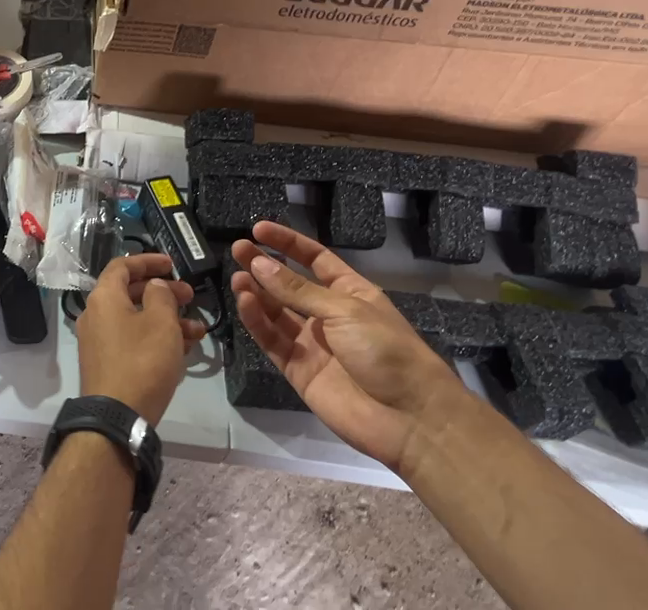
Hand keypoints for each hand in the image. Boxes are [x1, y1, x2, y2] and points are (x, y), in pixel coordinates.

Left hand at [75, 254, 206, 423]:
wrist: (116, 417)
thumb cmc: (141, 361)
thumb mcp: (160, 322)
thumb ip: (161, 296)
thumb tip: (155, 285)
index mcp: (104, 297)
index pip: (122, 266)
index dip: (148, 261)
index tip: (172, 264)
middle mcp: (95, 314)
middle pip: (131, 293)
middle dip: (163, 293)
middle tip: (191, 297)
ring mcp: (99, 341)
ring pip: (136, 319)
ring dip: (166, 319)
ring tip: (197, 330)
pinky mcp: (107, 363)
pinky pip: (132, 340)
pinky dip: (155, 339)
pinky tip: (183, 349)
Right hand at [230, 221, 464, 468]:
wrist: (410, 419)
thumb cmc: (388, 351)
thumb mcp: (345, 310)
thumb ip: (297, 290)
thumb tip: (259, 263)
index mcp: (350, 294)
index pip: (315, 260)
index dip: (288, 244)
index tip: (259, 229)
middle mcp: (328, 316)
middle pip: (289, 285)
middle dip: (264, 266)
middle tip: (238, 250)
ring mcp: (311, 344)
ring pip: (275, 312)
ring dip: (256, 293)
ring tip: (237, 277)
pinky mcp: (298, 370)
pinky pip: (271, 340)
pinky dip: (256, 321)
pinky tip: (244, 302)